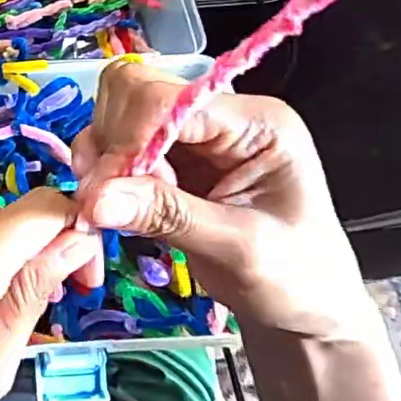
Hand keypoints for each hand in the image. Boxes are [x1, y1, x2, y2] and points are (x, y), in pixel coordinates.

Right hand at [71, 61, 376, 340]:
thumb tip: (95, 199)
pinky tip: (113, 207)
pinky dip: (99, 173)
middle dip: (111, 142)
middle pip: (134, 90)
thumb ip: (167, 216)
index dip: (127, 139)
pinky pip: (112, 146)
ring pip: (115, 114)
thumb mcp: (240, 250)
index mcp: (255, 122)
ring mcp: (189, 135)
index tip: (103, 192)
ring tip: (115, 207)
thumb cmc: (294, 279)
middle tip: (108, 199)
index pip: (168, 100)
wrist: (305, 310)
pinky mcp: (166, 158)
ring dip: (101, 158)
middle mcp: (217, 116)